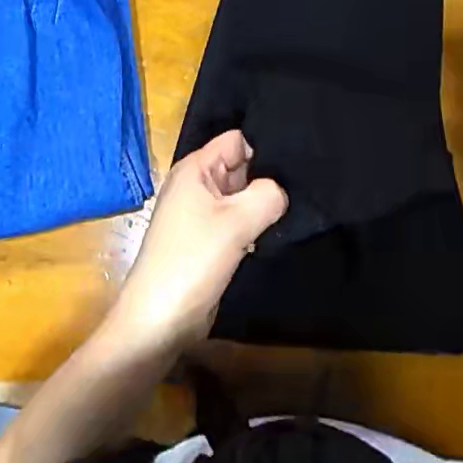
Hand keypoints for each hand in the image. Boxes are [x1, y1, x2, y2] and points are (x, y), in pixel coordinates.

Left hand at [103, 130, 286, 354]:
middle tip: (303, 189)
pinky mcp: (207, 240)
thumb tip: (281, 190)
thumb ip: (268, 195)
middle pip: (241, 166)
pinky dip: (254, 225)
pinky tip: (275, 232)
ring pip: (241, 196)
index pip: (238, 140)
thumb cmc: (192, 260)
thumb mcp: (236, 221)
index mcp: (195, 169)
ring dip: (262, 204)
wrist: (159, 321)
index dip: (265, 147)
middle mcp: (196, 185)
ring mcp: (200, 214)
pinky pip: (237, 220)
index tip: (297, 162)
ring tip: (294, 210)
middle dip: (268, 177)